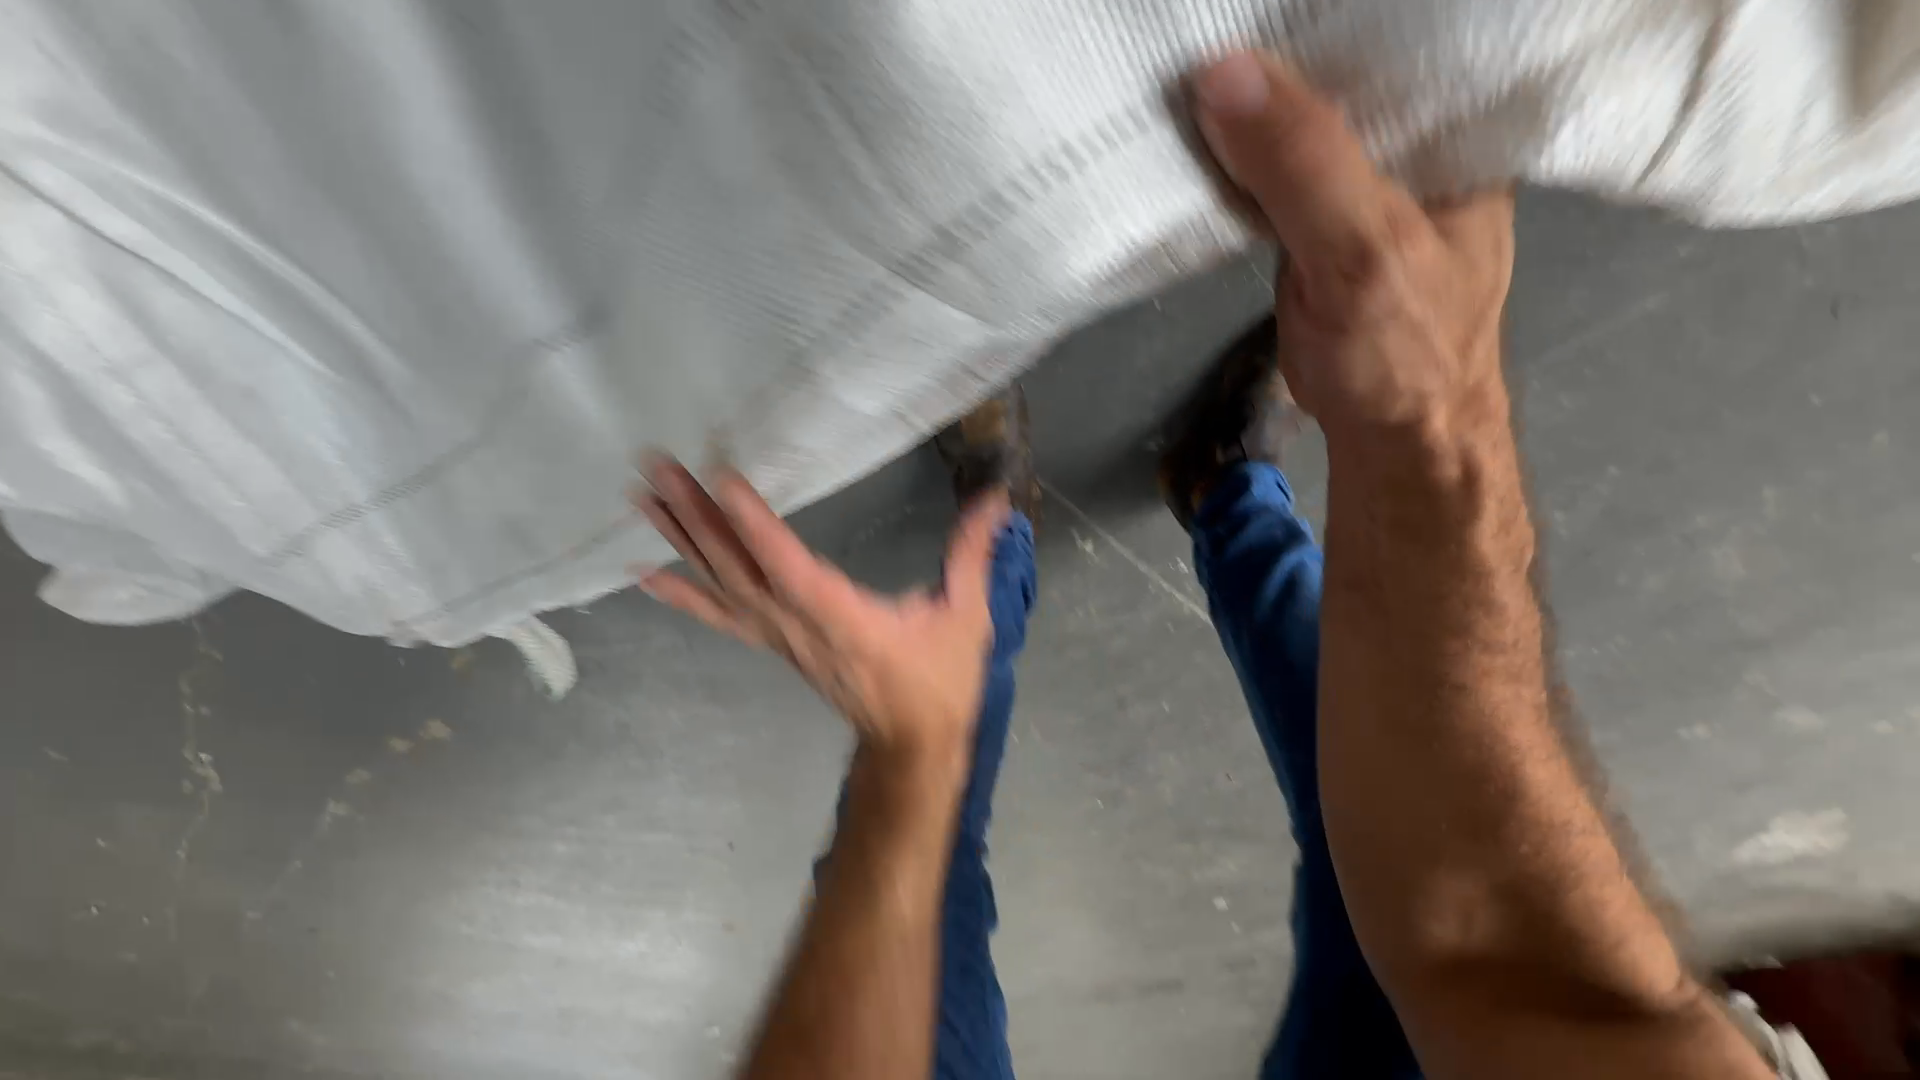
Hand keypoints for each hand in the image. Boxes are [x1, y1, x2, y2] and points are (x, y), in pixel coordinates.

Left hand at [633, 455, 1009, 769]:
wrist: (912, 746)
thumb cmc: (939, 684)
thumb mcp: (966, 617)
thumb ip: (972, 554)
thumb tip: (996, 498)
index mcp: (844, 619)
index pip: (790, 568)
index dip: (754, 526)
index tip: (719, 479)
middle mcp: (799, 627)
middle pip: (739, 570)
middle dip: (697, 518)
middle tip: (657, 468)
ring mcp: (780, 639)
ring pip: (721, 588)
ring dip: (680, 542)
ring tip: (641, 499)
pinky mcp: (776, 644)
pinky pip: (721, 617)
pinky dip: (682, 594)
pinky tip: (646, 572)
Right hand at [1193, 51, 1515, 450]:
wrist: (1391, 437)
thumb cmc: (1400, 352)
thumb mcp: (1359, 250)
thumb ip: (1303, 164)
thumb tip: (1219, 72)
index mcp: (1454, 130)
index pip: (1389, 41)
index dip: (1318, 19)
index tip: (1243, 5)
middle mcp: (1413, 144)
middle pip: (1341, 75)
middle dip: (1274, 55)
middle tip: (1196, 23)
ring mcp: (1362, 185)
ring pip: (1300, 124)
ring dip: (1248, 105)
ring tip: (1187, 62)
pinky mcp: (1318, 223)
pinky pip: (1275, 172)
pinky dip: (1237, 156)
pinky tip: (1202, 132)